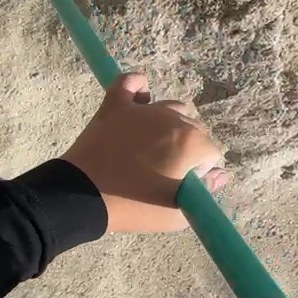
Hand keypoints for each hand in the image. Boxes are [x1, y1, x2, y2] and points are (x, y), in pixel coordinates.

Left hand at [60, 73, 226, 233]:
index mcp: (192, 142)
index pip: (209, 153)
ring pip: (168, 107)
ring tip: (149, 147)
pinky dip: (136, 86)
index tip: (177, 185)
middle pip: (192, 129)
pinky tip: (139, 97)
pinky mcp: (113, 108)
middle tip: (160, 170)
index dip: (196, 172)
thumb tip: (217, 175)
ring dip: (167, 124)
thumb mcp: (176, 213)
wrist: (80, 196)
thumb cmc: (131, 207)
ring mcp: (140, 110)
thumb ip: (205, 192)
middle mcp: (171, 119)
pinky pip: (128, 83)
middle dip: (183, 149)